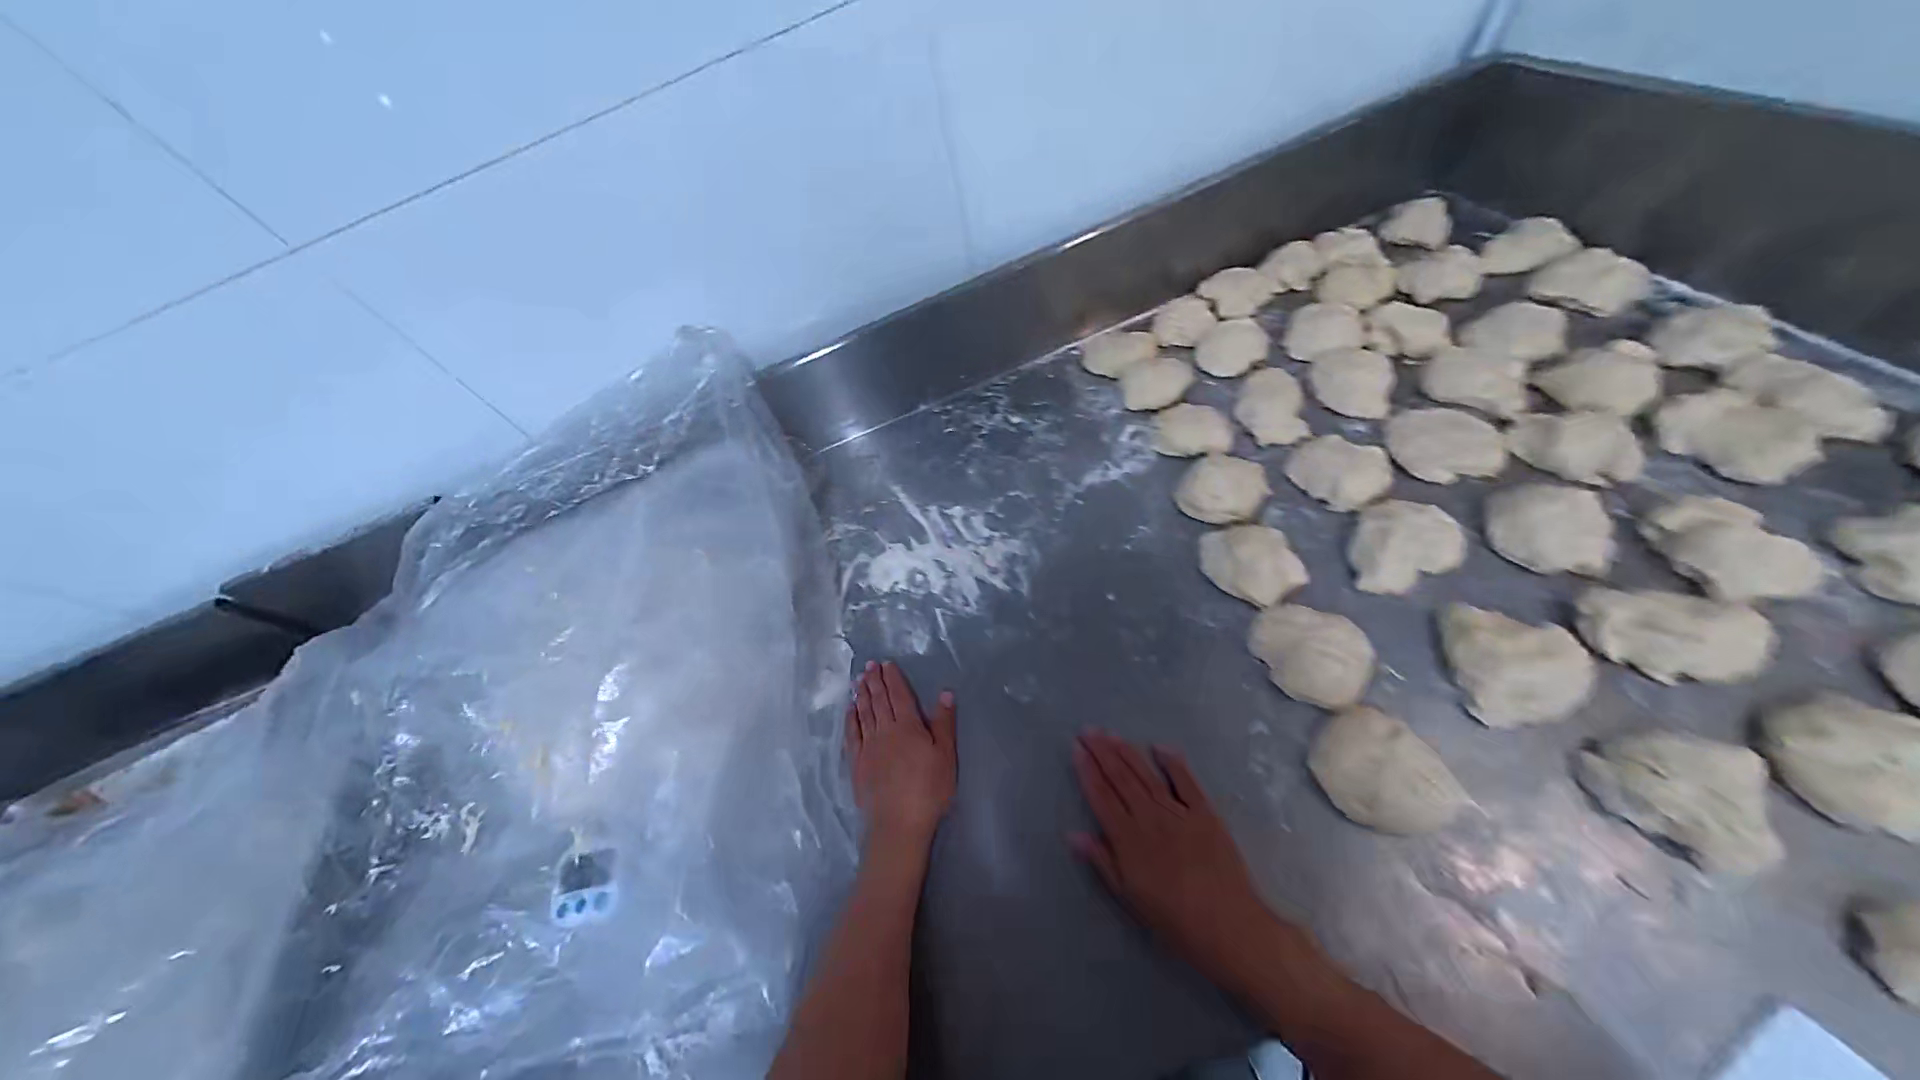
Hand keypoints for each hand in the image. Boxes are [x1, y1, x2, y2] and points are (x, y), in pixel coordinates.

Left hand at [847, 661, 956, 853]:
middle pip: (878, 700)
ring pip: (863, 713)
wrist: (898, 823)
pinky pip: (852, 734)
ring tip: (858, 680)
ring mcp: (868, 747)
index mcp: (908, 726)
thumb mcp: (946, 755)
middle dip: (874, 681)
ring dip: (861, 695)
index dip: (893, 678)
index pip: (899, 695)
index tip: (886, 664)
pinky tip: (850, 710)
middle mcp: (884, 730)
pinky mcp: (857, 763)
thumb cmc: (929, 789)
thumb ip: (944, 723)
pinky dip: (851, 719)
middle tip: (869, 665)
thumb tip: (944, 693)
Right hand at [1070, 731, 1281, 984]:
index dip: (1087, 770)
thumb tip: (1073, 834)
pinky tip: (1159, 747)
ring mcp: (1179, 812)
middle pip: (1120, 778)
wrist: (1229, 927)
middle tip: (1087, 731)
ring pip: (1146, 775)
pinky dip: (1173, 762)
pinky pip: (1187, 782)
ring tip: (1110, 734)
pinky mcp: (1206, 814)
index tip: (1076, 748)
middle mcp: (1149, 818)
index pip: (1101, 796)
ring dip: (1127, 752)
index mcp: (1127, 839)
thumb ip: (1102, 861)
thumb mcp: (1129, 898)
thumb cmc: (1173, 920)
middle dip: (1101, 752)